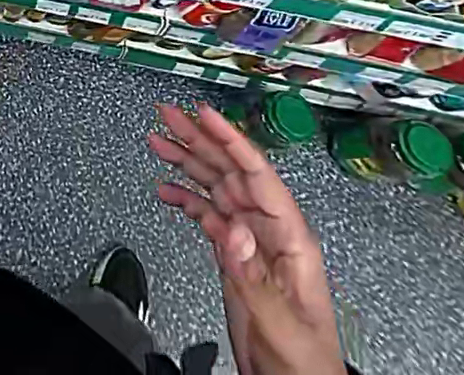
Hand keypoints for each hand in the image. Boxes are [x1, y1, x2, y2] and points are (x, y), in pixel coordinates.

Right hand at [149, 103, 344, 374]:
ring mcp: (249, 239)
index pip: (256, 172)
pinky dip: (185, 197)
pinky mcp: (233, 254)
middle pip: (230, 170)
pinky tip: (166, 188)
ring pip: (215, 185)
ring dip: (187, 160)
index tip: (204, 113)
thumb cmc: (304, 363)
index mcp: (288, 235)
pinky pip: (206, 213)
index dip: (229, 138)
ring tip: (159, 139)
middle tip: (169, 114)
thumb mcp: (281, 322)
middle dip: (199, 138)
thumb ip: (254, 274)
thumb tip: (231, 228)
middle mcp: (267, 228)